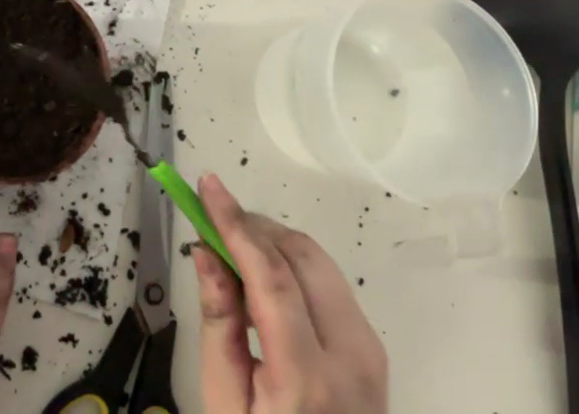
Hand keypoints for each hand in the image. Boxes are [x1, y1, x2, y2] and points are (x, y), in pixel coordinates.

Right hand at [193, 174, 387, 413]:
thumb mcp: (223, 398)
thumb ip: (218, 321)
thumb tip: (205, 250)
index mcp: (306, 378)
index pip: (271, 277)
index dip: (236, 224)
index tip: (208, 185)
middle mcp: (351, 355)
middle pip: (302, 256)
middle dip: (253, 226)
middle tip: (212, 221)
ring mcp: (370, 349)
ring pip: (319, 261)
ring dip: (272, 241)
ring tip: (232, 250)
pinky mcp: (372, 344)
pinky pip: (329, 282)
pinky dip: (291, 265)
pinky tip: (262, 279)